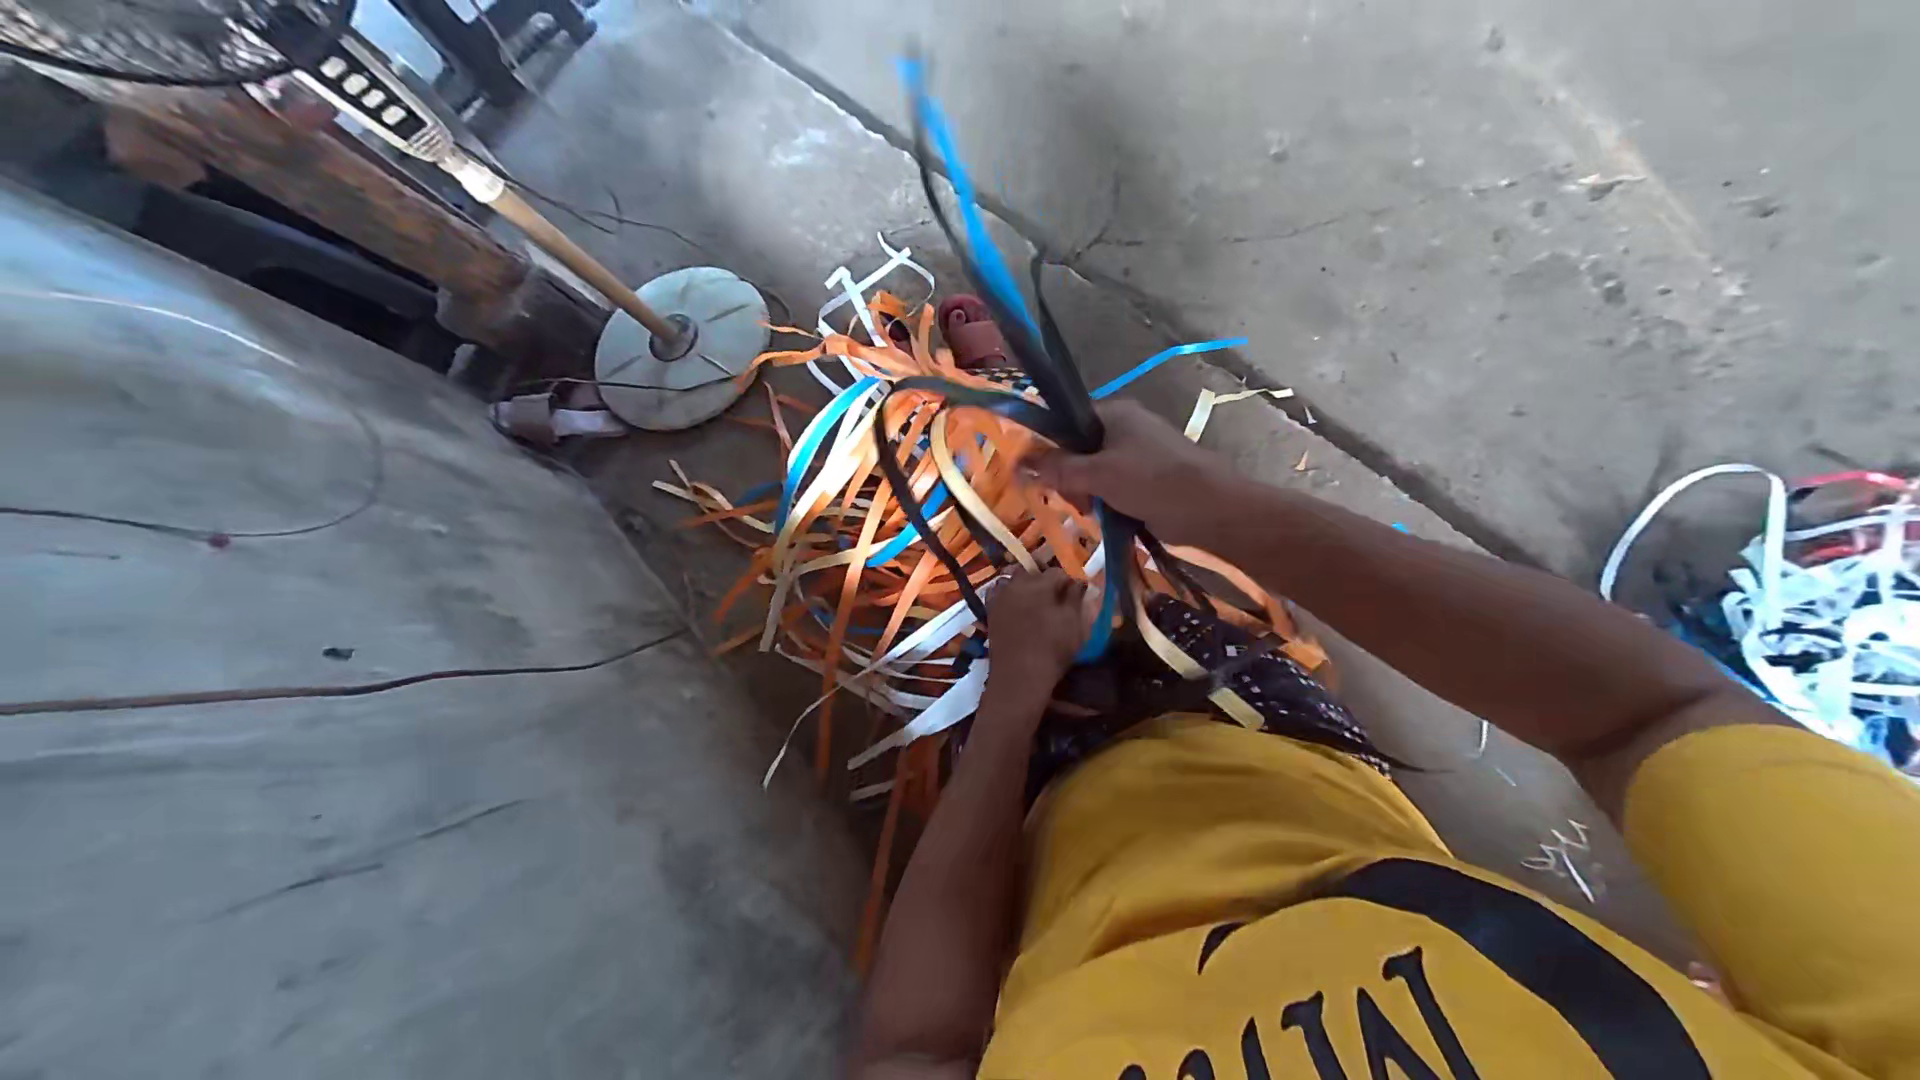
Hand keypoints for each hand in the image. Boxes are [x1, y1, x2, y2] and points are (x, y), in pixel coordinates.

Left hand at [984, 568, 1086, 699]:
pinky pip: (999, 593)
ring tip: (1036, 599)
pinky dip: (1008, 594)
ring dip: (1026, 584)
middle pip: (1033, 572)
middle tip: (1055, 595)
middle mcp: (1016, 584)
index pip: (1057, 571)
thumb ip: (1077, 598)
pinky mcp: (990, 611)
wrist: (1019, 676)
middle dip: (1045, 578)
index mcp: (1039, 584)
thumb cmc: (1052, 650)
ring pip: (1014, 579)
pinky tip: (1016, 605)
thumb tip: (1080, 582)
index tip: (1075, 591)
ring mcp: (1000, 597)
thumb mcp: (1074, 624)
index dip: (1069, 580)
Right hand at [1021, 400, 1236, 544]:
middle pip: (1077, 450)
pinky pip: (1111, 487)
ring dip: (1087, 494)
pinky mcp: (1146, 479)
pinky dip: (1105, 502)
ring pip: (1093, 473)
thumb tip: (1017, 464)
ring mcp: (1137, 455)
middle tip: (1075, 500)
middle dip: (1070, 478)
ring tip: (1093, 512)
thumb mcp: (1097, 474)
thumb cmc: (1152, 481)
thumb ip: (1057, 469)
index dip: (1048, 446)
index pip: (1066, 421)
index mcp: (1113, 414)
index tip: (1040, 474)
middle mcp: (1124, 429)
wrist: (1211, 510)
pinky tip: (1107, 517)